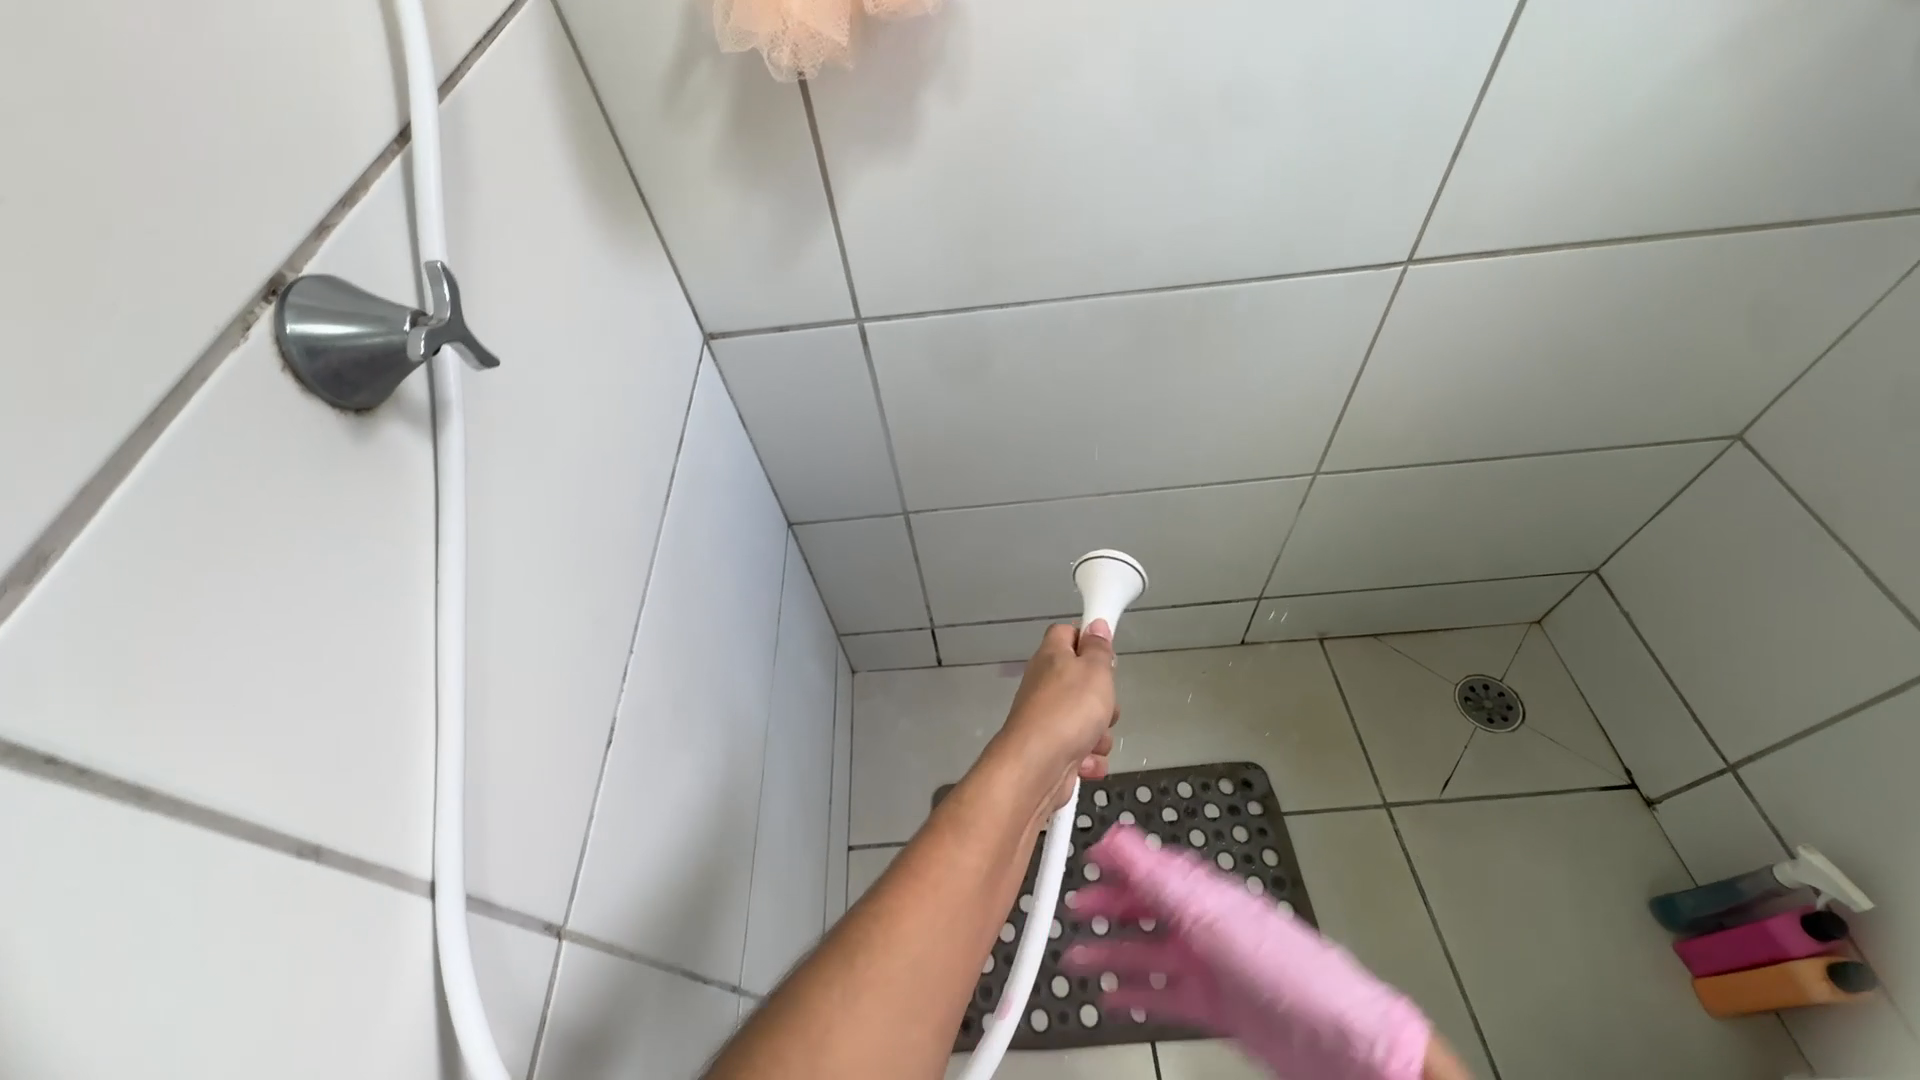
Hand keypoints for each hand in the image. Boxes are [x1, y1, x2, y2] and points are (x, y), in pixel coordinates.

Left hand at [995, 621, 1118, 814]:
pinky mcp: (1052, 750)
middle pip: (1083, 683)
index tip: (1106, 654)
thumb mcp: (1094, 670)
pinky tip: (1086, 762)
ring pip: (1087, 721)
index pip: (1066, 634)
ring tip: (1094, 740)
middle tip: (1106, 706)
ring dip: (1099, 735)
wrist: (1038, 766)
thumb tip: (1095, 625)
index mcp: (1051, 657)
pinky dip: (1088, 759)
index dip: (1087, 639)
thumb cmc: (1069, 710)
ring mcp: (1047, 719)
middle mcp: (1046, 685)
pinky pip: (1081, 750)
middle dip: (1104, 700)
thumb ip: (1098, 648)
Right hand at [1064, 826, 1439, 1079]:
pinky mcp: (1214, 1007)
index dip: (1118, 863)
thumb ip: (1159, 879)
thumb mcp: (1213, 918)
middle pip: (1146, 909)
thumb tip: (1115, 837)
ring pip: (1147, 954)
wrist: (1343, 1044)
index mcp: (1207, 895)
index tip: (1085, 859)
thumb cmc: (1288, 971)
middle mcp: (1205, 926)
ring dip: (1111, 954)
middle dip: (1108, 907)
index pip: (1153, 868)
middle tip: (1074, 908)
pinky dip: (1134, 996)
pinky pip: (1163, 996)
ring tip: (1075, 959)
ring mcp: (1209, 967)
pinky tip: (1110, 1000)